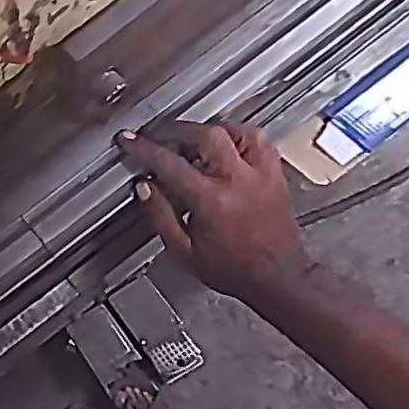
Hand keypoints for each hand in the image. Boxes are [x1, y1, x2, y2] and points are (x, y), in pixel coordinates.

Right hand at [116, 121, 314, 301]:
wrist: (278, 279)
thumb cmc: (234, 269)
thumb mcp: (183, 252)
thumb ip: (160, 215)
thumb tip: (144, 188)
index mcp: (212, 202)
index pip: (170, 163)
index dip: (144, 148)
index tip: (131, 141)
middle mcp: (238, 182)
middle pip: (204, 134)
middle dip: (175, 130)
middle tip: (159, 135)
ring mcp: (261, 175)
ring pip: (234, 130)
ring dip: (208, 129)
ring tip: (193, 137)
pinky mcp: (274, 175)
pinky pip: (260, 140)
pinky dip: (239, 134)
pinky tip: (227, 142)